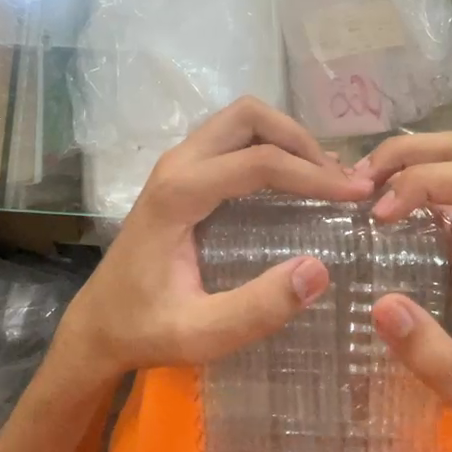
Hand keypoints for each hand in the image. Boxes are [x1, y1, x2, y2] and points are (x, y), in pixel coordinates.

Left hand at [59, 97, 374, 374]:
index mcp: (179, 193)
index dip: (310, 174)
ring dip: (286, 138)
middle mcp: (178, 163)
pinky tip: (295, 180)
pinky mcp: (183, 170)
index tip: (354, 194)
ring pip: (240, 119)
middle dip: (299, 139)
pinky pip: (233, 137)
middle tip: (336, 180)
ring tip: (324, 179)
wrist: (97, 323)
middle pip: (247, 116)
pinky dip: (270, 145)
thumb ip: (257, 309)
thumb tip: (318, 269)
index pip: (257, 162)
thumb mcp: (201, 335)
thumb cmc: (145, 328)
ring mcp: (178, 162)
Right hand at [355, 132, 451, 451]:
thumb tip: (382, 305)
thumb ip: (440, 364)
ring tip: (355, 187)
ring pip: (448, 161)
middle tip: (357, 184)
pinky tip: (367, 204)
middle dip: (406, 154)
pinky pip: (435, 188)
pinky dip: (399, 180)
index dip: (423, 182)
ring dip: (400, 160)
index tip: (379, 216)